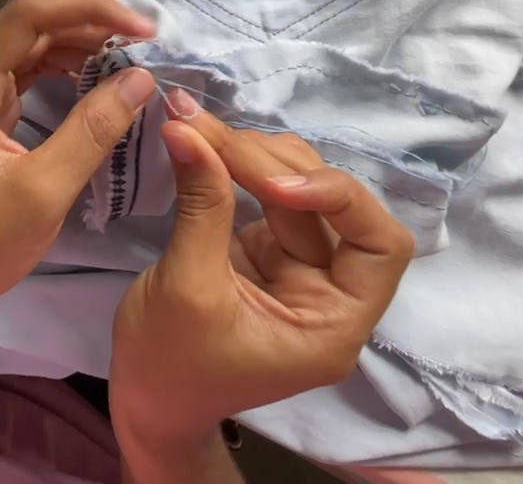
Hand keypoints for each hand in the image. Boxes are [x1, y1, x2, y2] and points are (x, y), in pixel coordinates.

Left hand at [0, 0, 157, 340]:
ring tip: (131, 57)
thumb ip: (92, 131)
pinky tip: (96, 79)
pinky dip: (63, 72)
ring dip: (78, 46)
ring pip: (29, 49)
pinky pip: (25, 76)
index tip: (141, 27)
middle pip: (29, 26)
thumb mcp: (43, 191)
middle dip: (88, 23)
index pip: (28, 16)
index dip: (86, 8)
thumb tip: (140, 78)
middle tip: (146, 41)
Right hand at [109, 92, 413, 466]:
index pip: (379, 245)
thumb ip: (201, 205)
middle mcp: (324, 288)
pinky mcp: (258, 250)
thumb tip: (187, 128)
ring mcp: (292, 265)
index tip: (270, 182)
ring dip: (245, 151)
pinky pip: (257, 193)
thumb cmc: (170, 362)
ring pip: (290, 187)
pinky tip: (199, 141)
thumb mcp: (187, 285)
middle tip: (201, 128)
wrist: (143, 396)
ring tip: (193, 124)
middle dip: (267, 160)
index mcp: (332, 321)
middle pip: (326, 202)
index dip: (337, 198)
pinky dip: (228, 163)